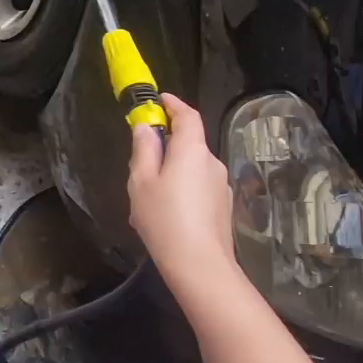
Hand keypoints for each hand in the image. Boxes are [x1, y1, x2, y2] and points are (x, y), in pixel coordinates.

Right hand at [127, 94, 235, 279]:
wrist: (198, 262)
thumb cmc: (163, 217)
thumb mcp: (141, 182)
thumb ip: (144, 151)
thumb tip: (146, 129)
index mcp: (191, 151)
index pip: (188, 116)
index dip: (174, 104)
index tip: (159, 100)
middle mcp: (211, 162)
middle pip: (189, 144)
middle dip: (166, 146)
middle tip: (139, 162)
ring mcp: (220, 184)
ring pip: (191, 167)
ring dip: (171, 172)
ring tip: (147, 197)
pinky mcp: (222, 204)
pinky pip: (197, 187)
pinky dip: (180, 189)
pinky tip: (163, 213)